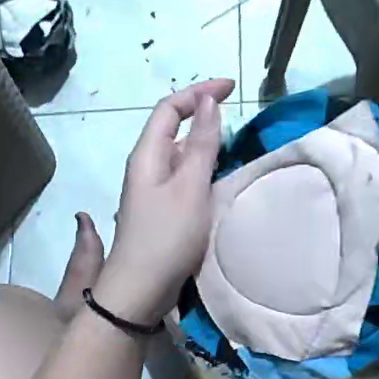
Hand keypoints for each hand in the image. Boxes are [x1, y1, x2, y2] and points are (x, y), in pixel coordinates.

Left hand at [85, 79, 234, 324]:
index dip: (199, 92)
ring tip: (235, 149)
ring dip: (205, 146)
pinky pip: (182, 180)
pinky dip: (201, 171)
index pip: (170, 108)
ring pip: (179, 156)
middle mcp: (146, 168)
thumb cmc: (166, 236)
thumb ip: (201, 143)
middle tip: (238, 121)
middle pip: (173, 129)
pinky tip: (218, 182)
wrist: (140, 290)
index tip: (233, 88)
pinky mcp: (160, 213)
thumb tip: (207, 101)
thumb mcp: (190, 186)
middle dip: (204, 117)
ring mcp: (151, 192)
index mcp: (147, 155)